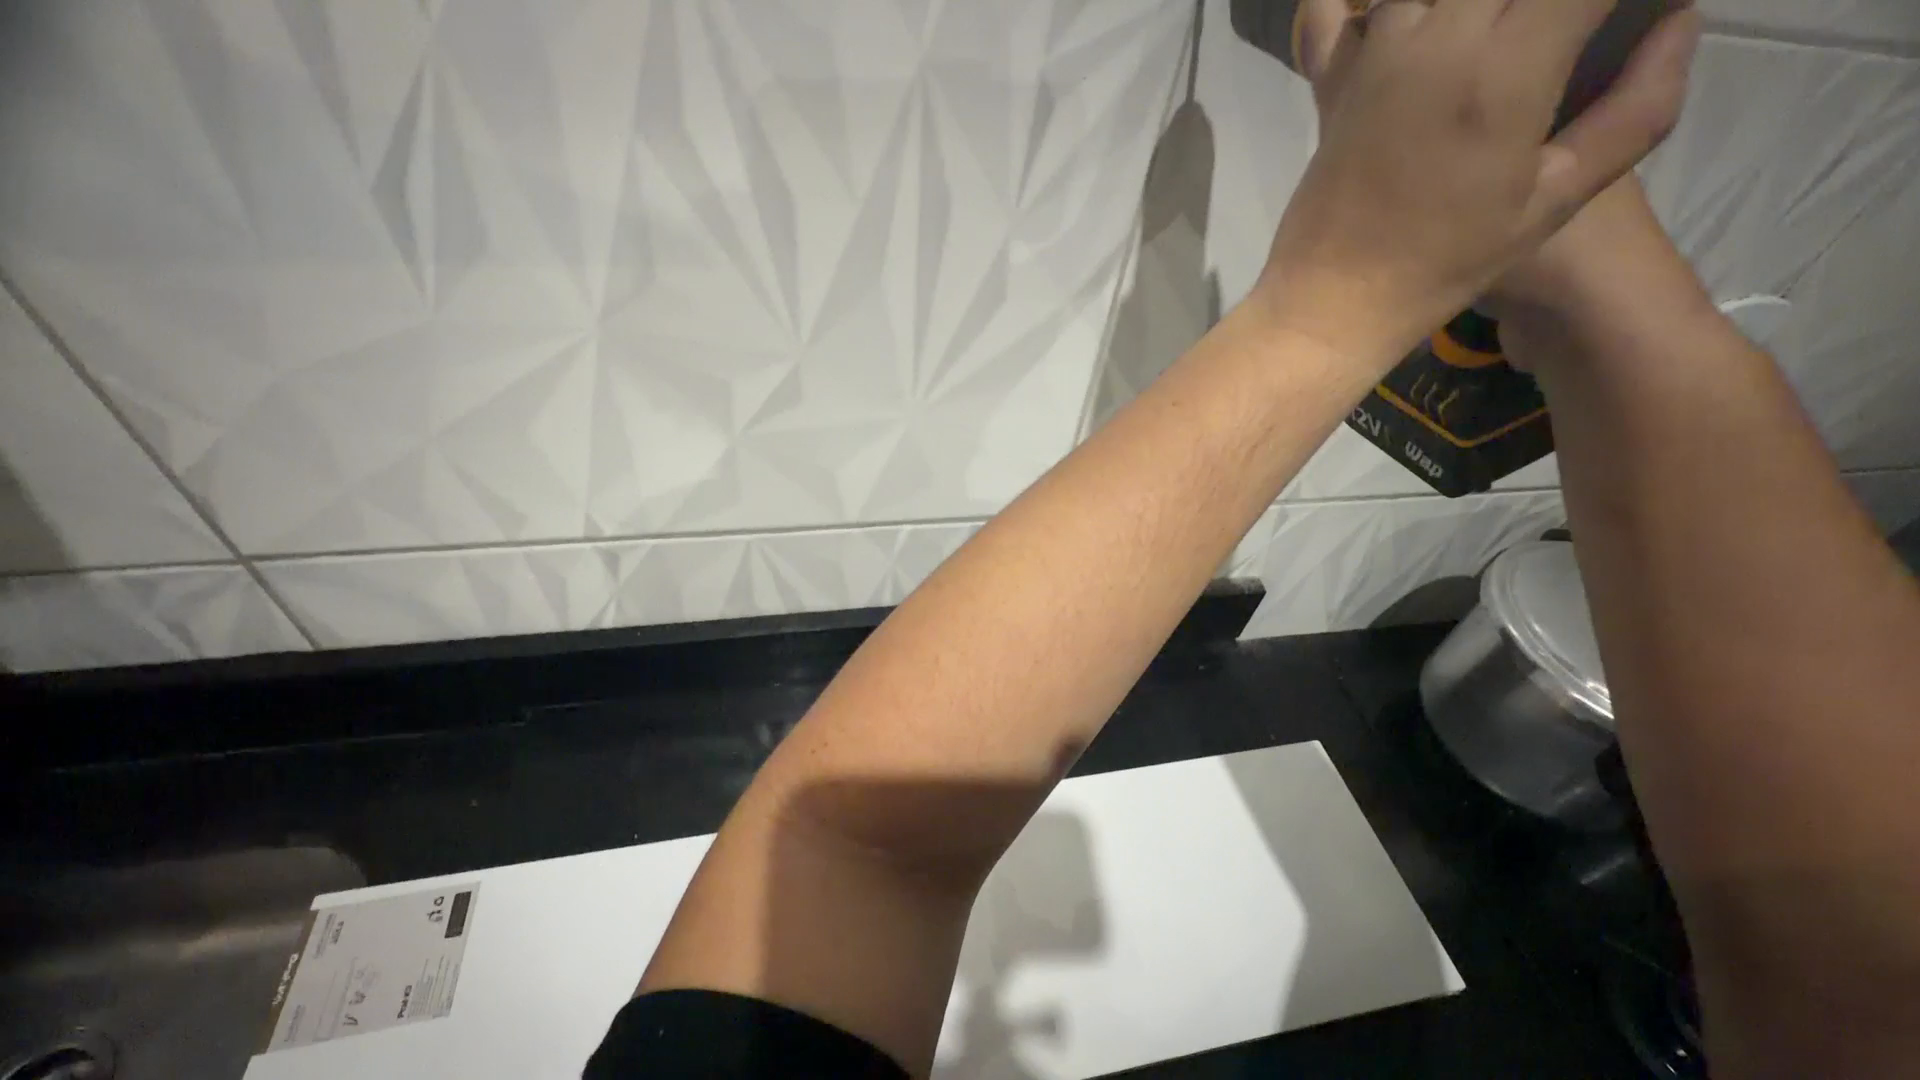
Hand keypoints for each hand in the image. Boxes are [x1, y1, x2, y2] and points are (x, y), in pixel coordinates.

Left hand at [1252, 0, 1701, 365]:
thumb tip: (1681, 21)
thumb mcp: (1555, 201)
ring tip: (1498, 30)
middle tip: (1556, 29)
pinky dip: (1355, 1)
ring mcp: (1377, 51)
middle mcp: (1440, 38)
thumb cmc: (1446, 262)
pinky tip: (1397, 15)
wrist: (1335, 299)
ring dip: (1476, 0)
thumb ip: (1634, 111)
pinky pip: (1332, 8)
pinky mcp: (1331, 76)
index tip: (1621, 12)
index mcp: (1509, 67)